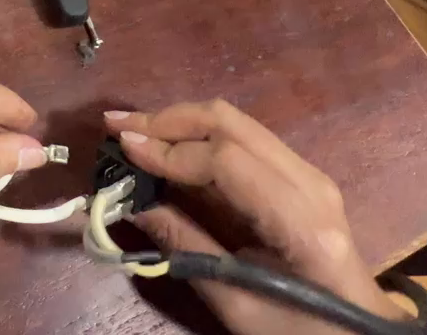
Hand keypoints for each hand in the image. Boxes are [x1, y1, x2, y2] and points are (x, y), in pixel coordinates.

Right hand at [103, 101, 405, 333]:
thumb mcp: (240, 307)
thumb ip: (186, 246)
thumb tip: (131, 201)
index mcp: (301, 222)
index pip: (225, 160)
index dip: (169, 151)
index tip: (124, 149)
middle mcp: (309, 181)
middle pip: (228, 122)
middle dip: (167, 120)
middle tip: (117, 125)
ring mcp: (307, 171)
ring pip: (232, 119)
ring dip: (178, 119)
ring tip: (133, 127)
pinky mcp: (299, 171)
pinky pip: (240, 135)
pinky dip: (197, 132)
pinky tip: (167, 141)